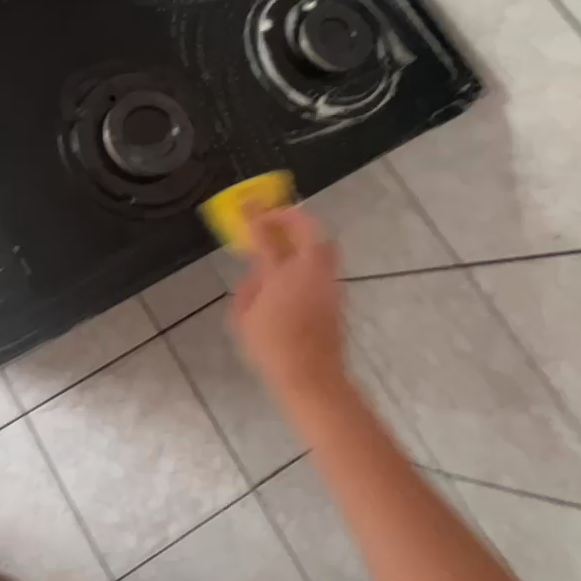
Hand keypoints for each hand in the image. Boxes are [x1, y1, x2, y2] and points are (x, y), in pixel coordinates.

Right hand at [225, 203, 348, 401]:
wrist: (313, 379)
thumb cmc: (271, 349)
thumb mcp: (244, 317)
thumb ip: (250, 288)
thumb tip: (257, 275)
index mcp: (282, 275)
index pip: (266, 234)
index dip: (255, 215)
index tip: (247, 201)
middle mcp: (309, 272)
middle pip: (309, 229)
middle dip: (291, 215)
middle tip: (273, 215)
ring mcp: (327, 284)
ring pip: (322, 245)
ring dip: (303, 235)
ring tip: (283, 239)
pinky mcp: (336, 298)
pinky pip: (323, 264)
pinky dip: (308, 256)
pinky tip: (292, 270)